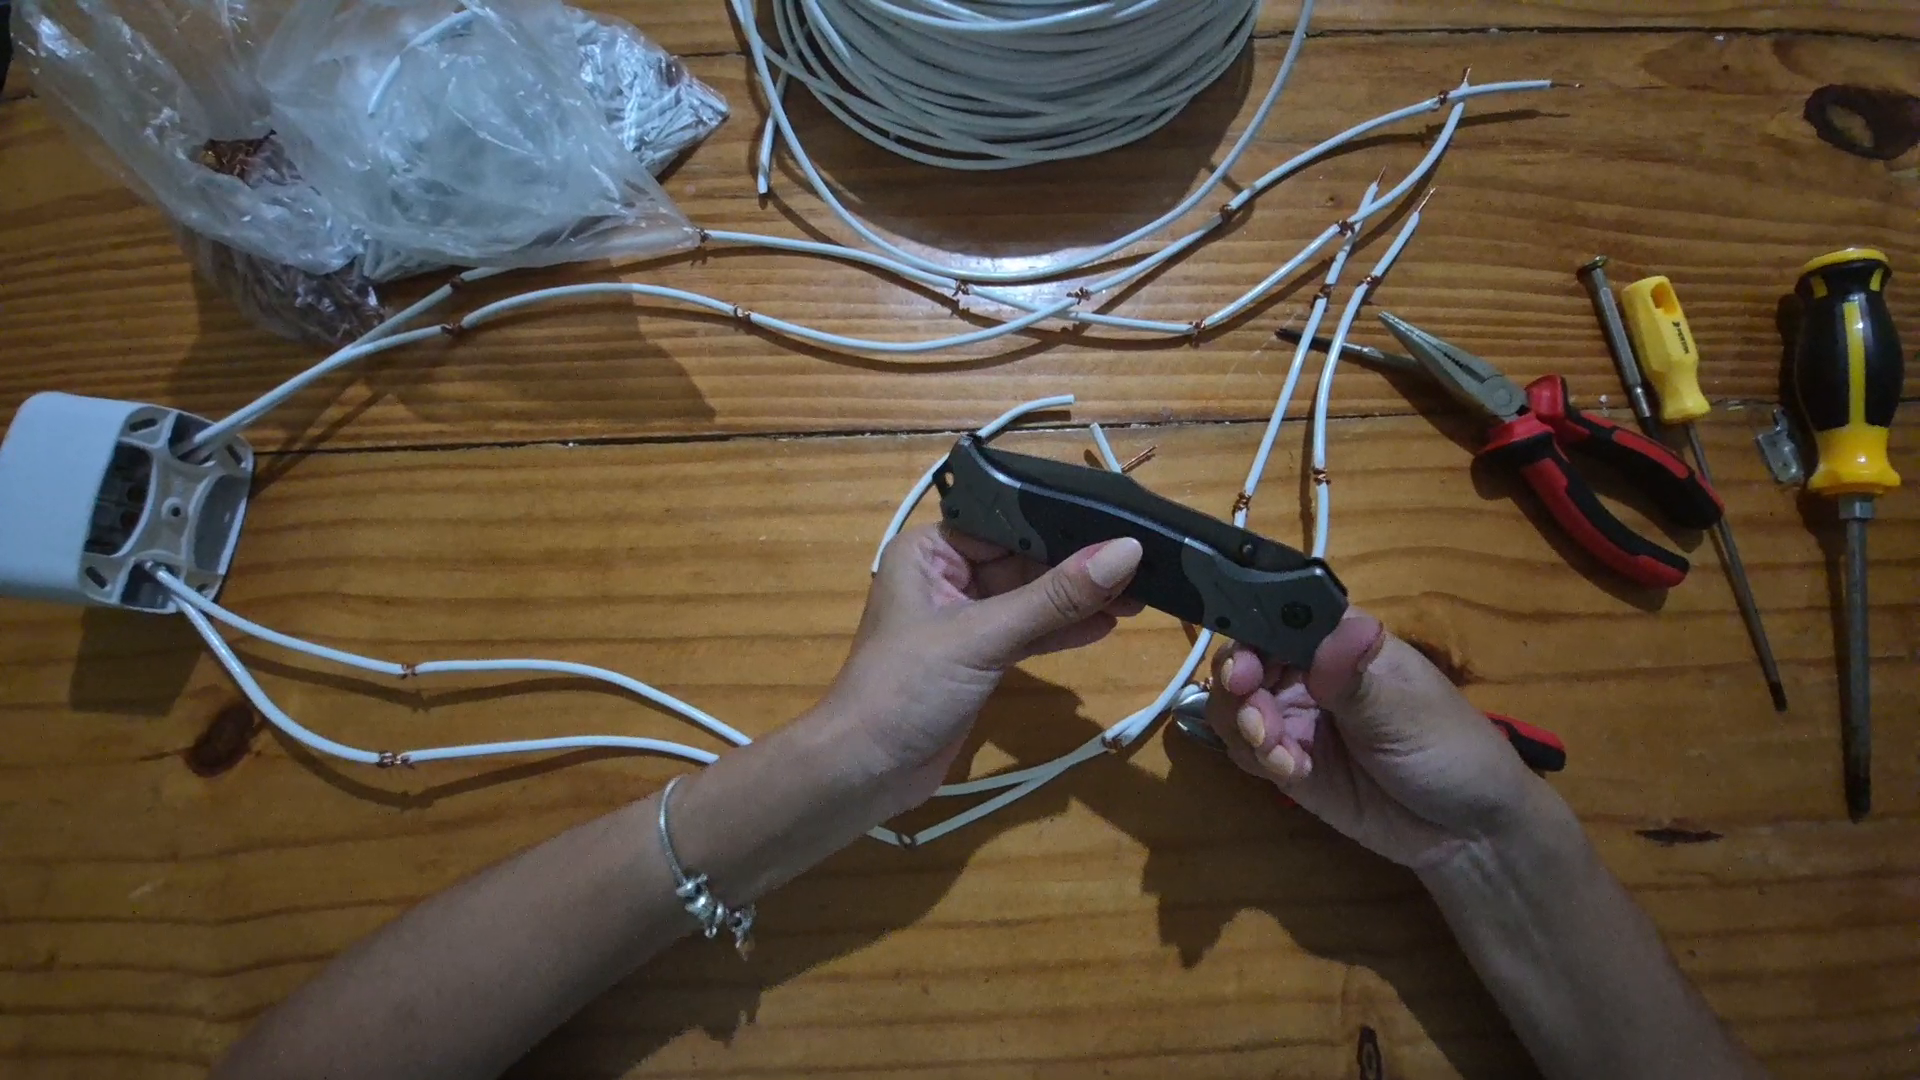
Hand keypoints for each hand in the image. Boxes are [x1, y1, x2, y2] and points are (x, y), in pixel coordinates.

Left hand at [818, 524, 1143, 816]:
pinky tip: (1105, 625)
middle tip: (1143, 565)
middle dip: (1076, 568)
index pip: (1006, 524)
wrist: (865, 771)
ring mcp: (962, 619)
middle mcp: (945, 576)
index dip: (1061, 525)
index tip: (1121, 524)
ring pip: (1029, 600)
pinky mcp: (977, 658)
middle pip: (1023, 562)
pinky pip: (1026, 634)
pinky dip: (1060, 632)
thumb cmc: (908, 688)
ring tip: (1139, 596)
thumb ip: (1054, 597)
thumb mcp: (982, 636)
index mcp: (929, 551)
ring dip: (1076, 601)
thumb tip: (1125, 552)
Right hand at [1203, 611, 1543, 867]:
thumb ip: (1354, 679)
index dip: (1251, 633)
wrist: (1468, 834)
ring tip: (1279, 755)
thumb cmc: (1452, 751)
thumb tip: (1340, 630)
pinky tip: (1292, 773)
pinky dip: (1257, 758)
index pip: (1279, 617)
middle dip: (1238, 688)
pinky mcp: (1284, 758)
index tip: (1244, 666)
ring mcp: (1292, 716)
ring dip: (1243, 726)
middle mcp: (1305, 672)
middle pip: (1243, 660)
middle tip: (1256, 720)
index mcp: (1337, 641)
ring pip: (1233, 705)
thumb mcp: (1406, 714)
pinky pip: (1245, 749)